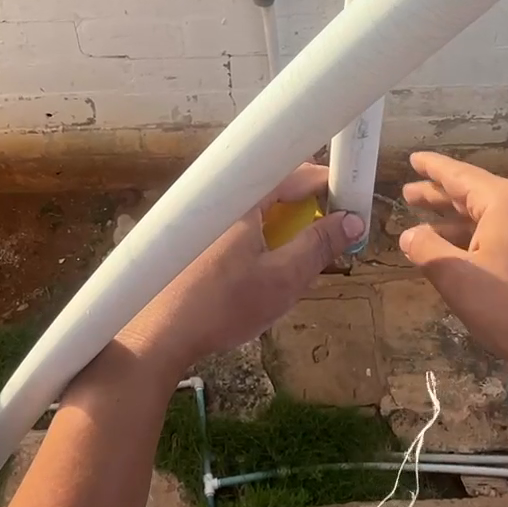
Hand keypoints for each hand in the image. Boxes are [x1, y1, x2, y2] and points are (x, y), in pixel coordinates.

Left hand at [113, 163, 362, 378]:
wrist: (156, 335)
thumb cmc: (222, 305)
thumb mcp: (283, 280)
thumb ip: (319, 246)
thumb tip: (352, 221)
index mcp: (242, 195)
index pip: (293, 171)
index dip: (325, 182)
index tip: (349, 198)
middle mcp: (220, 195)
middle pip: (272, 185)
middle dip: (304, 204)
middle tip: (328, 229)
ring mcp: (202, 215)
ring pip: (253, 206)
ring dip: (280, 223)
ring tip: (299, 252)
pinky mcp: (191, 237)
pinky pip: (234, 222)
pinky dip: (257, 235)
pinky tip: (261, 265)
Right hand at [396, 152, 507, 383]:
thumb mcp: (459, 280)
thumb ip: (427, 250)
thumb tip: (409, 234)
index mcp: (506, 201)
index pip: (459, 175)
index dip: (432, 168)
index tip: (413, 158)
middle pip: (474, 193)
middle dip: (439, 195)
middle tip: (408, 195)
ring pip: (490, 215)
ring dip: (457, 220)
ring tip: (426, 225)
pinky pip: (507, 232)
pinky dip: (478, 236)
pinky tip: (462, 252)